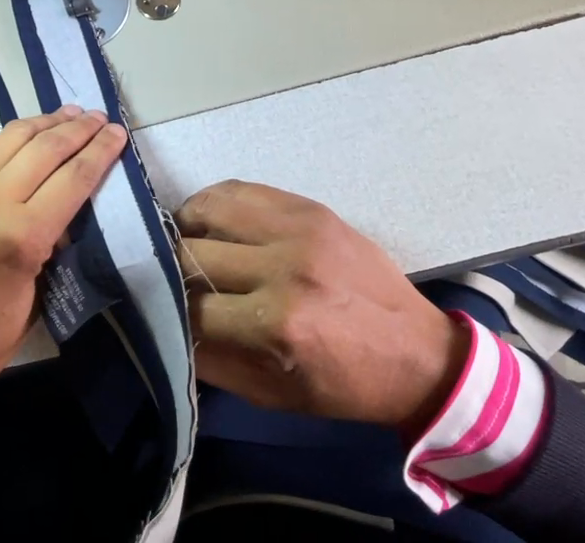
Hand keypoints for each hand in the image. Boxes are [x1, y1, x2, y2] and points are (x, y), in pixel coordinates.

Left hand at [0, 107, 128, 416]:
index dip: (100, 153)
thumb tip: (68, 212)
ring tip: (71, 113)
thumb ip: (53, 248)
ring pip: (11, 139)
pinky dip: (15, 137)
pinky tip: (31, 134)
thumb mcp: (35, 301)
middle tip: (101, 117)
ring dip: (45, 122)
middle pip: (44, 149)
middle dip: (77, 130)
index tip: (119, 134)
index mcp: (19, 238)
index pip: (72, 180)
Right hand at [175, 181, 466, 432]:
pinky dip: (213, 204)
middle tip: (172, 282)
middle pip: (191, 255)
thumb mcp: (273, 395)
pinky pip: (239, 189)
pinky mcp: (309, 207)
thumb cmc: (343, 383)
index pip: (190, 307)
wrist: (419, 353)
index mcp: (277, 325)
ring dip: (185, 230)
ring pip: (206, 210)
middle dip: (172, 273)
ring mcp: (297, 230)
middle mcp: (284, 270)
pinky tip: (211, 222)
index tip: (165, 315)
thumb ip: (210, 361)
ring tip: (186, 244)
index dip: (171, 314)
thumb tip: (165, 326)